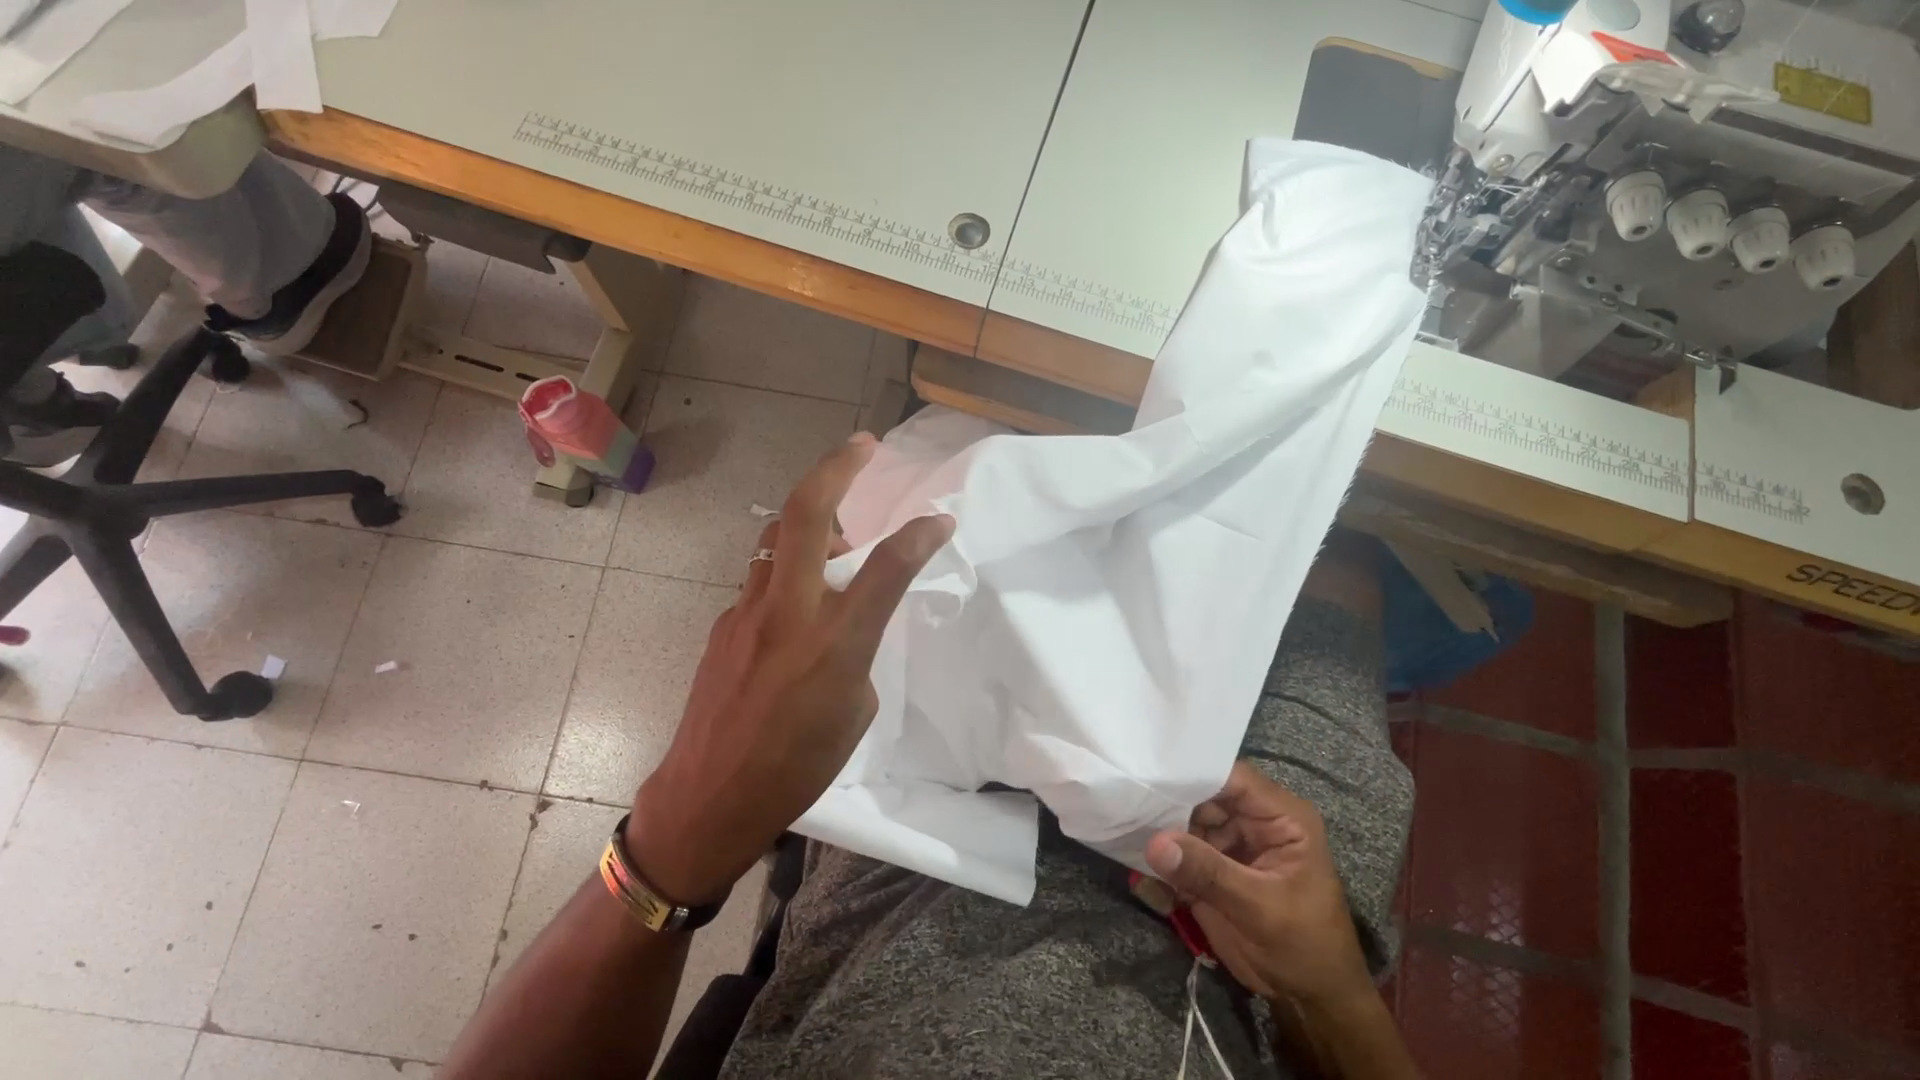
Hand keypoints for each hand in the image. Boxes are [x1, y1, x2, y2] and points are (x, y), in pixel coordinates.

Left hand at [626, 433, 953, 905]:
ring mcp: (746, 613)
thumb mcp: (854, 714)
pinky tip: (793, 612)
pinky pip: (759, 583)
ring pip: (775, 539)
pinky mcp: (721, 625)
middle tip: (863, 446)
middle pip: (808, 514)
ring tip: (835, 535)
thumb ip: (857, 653)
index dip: (920, 534)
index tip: (941, 519)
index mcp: (835, 643)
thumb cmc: (795, 770)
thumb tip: (843, 624)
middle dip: (838, 468)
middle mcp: (788, 613)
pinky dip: (785, 577)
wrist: (708, 798)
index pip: (887, 567)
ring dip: (809, 521)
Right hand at [1144, 762, 1373, 1007]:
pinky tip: (1131, 857)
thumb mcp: (1260, 908)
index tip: (1148, 773)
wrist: (1311, 997)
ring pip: (1185, 820)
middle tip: (1124, 801)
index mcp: (1281, 817)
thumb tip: (1155, 842)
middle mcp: (1253, 821)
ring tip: (1121, 825)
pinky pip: (1179, 851)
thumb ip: (1209, 873)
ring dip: (1157, 828)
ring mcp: (1230, 845)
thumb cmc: (1305, 946)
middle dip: (1167, 801)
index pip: (1233, 778)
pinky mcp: (1212, 868)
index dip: (1193, 773)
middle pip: (1202, 795)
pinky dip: (1159, 856)